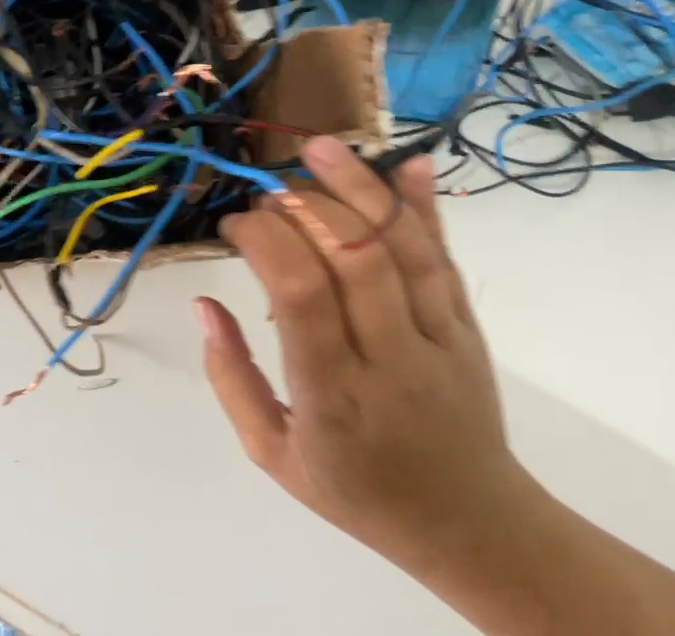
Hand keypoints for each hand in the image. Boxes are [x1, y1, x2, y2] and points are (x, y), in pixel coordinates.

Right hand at [198, 136, 534, 567]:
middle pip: (353, 259)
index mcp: (333, 398)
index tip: (235, 224)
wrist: (471, 526)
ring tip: (319, 148)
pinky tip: (406, 163)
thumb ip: (231, 378)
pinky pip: (445, 261)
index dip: (264, 240)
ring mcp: (439, 341)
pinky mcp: (468, 330)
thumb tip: (203, 304)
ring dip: (361, 189)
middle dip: (304, 206)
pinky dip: (425, 209)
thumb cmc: (357, 491)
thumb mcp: (271, 454)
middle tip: (267, 187)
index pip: (300, 295)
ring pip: (403, 250)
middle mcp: (390, 362)